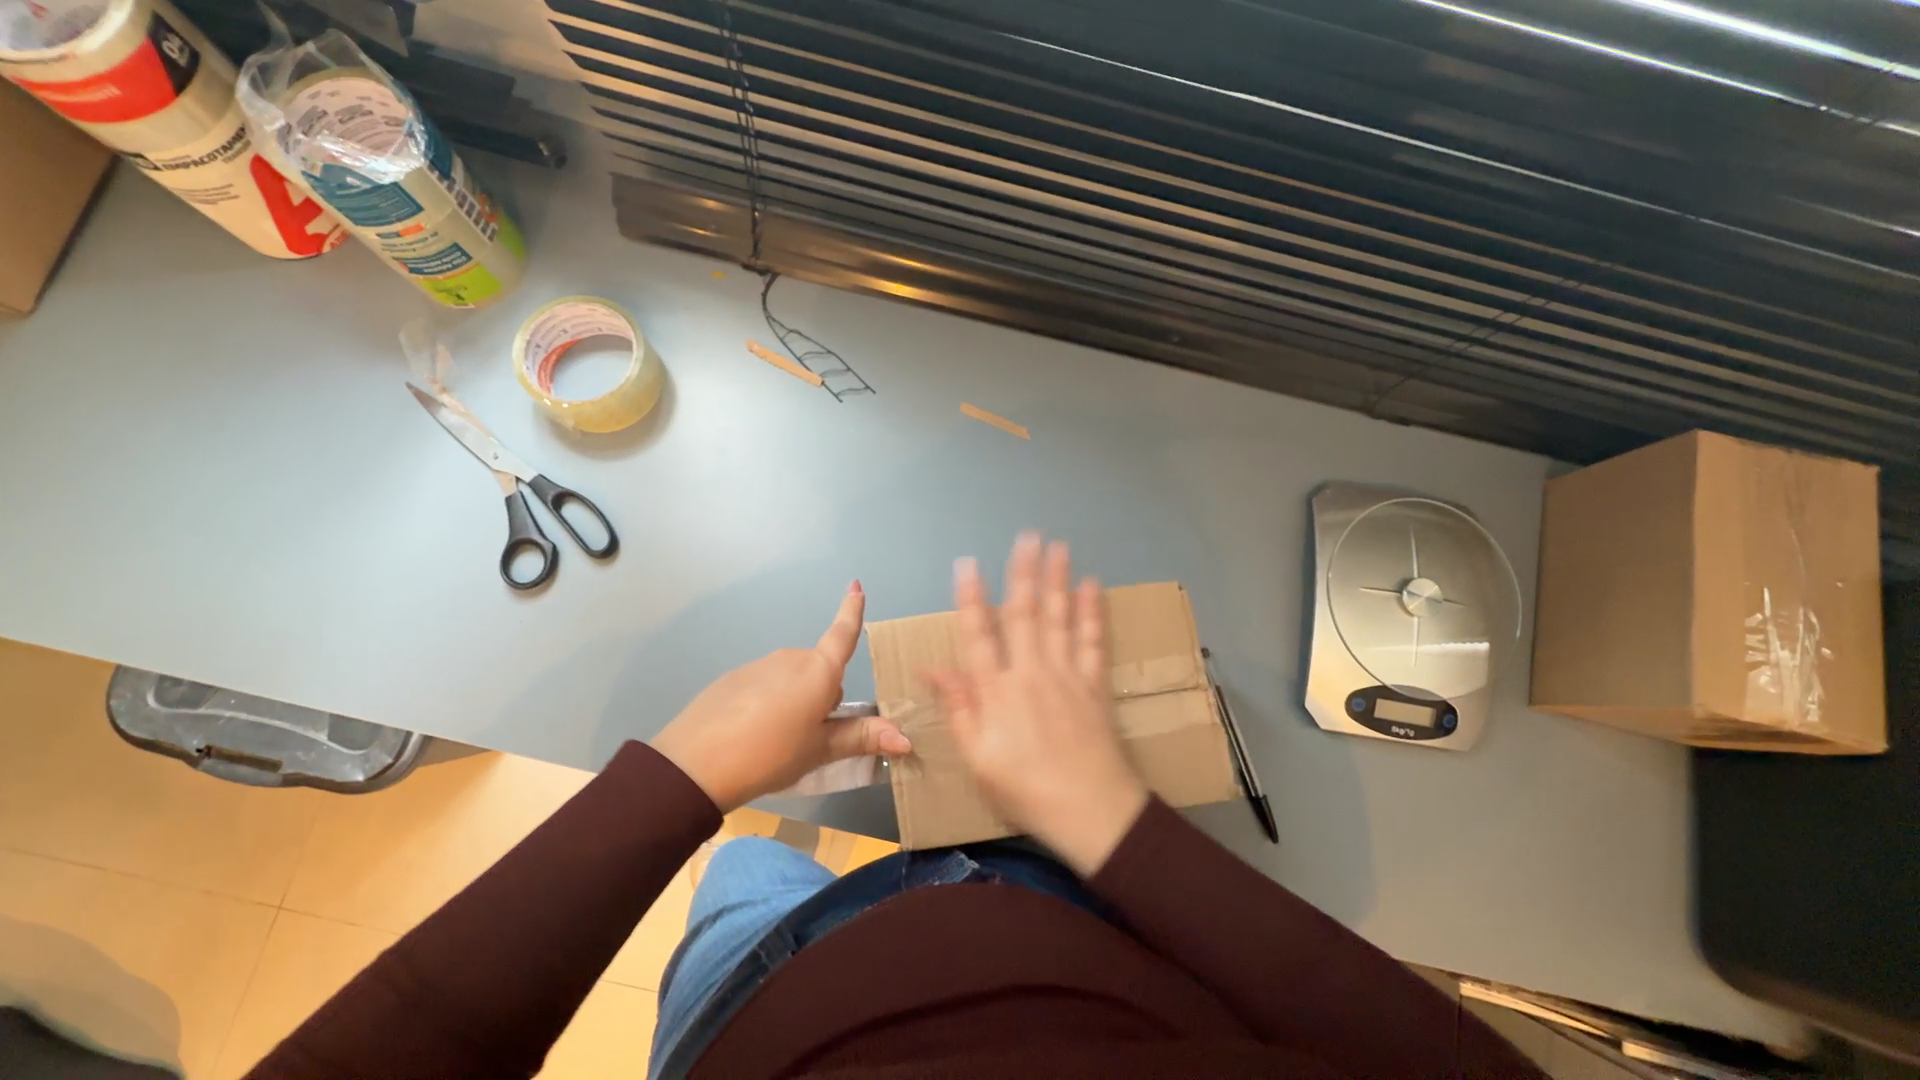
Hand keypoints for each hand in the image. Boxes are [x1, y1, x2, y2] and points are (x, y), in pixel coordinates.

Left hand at [652, 582, 911, 812]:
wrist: (697, 763)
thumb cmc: (771, 754)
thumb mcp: (821, 750)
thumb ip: (862, 738)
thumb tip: (906, 737)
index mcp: (818, 672)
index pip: (842, 634)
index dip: (852, 611)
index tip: (856, 585)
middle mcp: (791, 659)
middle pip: (820, 671)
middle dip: (823, 696)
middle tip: (811, 735)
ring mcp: (759, 666)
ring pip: (792, 679)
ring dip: (795, 700)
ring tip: (778, 740)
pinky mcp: (733, 678)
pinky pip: (765, 685)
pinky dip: (768, 703)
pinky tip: (752, 733)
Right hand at [928, 533, 1148, 876]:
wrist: (1091, 811)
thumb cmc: (1025, 790)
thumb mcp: (978, 758)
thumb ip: (959, 708)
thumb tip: (933, 669)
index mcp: (997, 691)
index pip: (979, 635)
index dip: (971, 599)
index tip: (967, 564)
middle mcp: (1031, 672)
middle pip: (1025, 614)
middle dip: (1023, 572)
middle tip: (1026, 535)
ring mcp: (1067, 675)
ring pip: (1059, 617)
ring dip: (1057, 579)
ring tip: (1057, 546)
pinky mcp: (1095, 685)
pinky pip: (1093, 640)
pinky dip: (1092, 611)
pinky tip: (1092, 586)